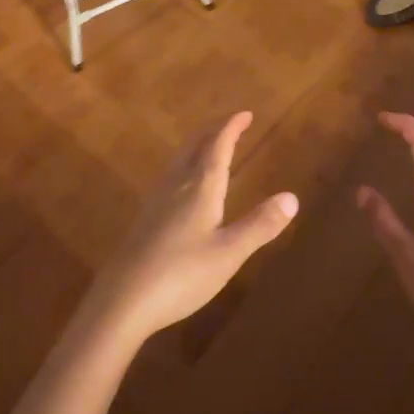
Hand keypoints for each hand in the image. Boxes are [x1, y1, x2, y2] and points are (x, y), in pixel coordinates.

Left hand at [85, 111, 298, 342]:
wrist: (122, 300)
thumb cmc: (181, 275)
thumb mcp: (228, 254)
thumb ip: (260, 225)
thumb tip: (292, 197)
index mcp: (200, 189)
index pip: (218, 147)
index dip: (231, 128)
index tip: (245, 114)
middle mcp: (177, 186)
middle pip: (194, 147)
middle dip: (213, 131)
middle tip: (229, 123)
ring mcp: (156, 202)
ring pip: (179, 161)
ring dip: (196, 146)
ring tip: (208, 145)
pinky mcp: (145, 220)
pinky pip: (169, 178)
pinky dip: (184, 167)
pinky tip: (181, 186)